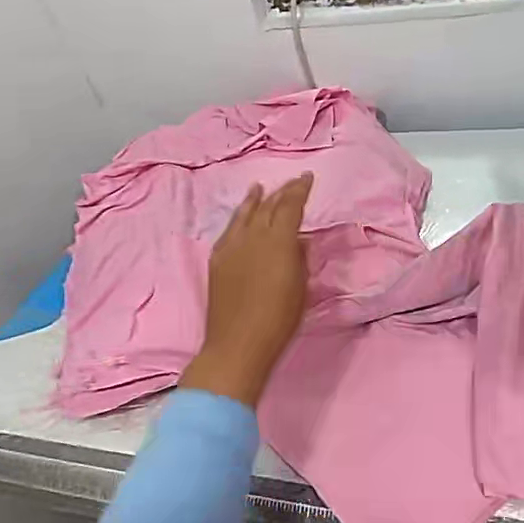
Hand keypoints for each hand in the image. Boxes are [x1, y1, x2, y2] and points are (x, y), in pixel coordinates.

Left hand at [178, 174, 312, 406]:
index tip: (307, 178)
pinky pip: (229, 230)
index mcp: (280, 242)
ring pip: (244, 214)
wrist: (237, 344)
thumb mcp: (301, 289)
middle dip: (282, 191)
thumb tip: (299, 241)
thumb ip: (300, 259)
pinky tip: (240, 217)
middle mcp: (254, 237)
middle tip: (292, 182)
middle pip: (268, 206)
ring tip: (259, 188)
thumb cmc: (279, 321)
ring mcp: (231, 247)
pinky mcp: (217, 260)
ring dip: (255, 200)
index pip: (291, 206)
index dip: (300, 189)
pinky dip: (238, 218)